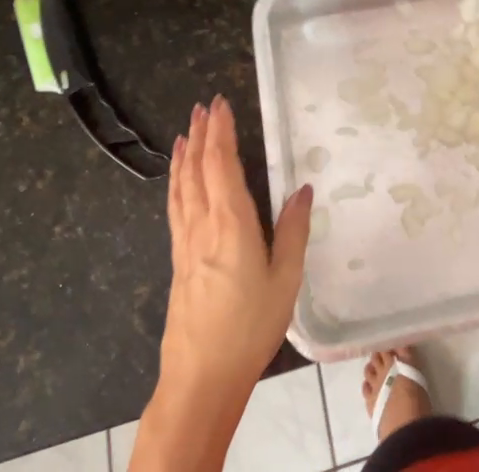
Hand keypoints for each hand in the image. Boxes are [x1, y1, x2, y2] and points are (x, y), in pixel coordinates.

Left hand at [157, 96, 312, 404]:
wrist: (202, 375)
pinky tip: (178, 182)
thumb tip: (302, 188)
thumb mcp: (286, 279)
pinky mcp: (178, 260)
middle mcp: (202, 226)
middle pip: (197, 171)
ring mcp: (185, 243)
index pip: (222, 166)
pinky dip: (176, 184)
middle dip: (201, 136)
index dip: (220, 133)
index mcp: (231, 224)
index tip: (220, 105)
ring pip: (181, 188)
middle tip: (203, 107)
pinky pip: (176, 208)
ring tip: (185, 133)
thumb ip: (293, 230)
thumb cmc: (251, 326)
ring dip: (184, 156)